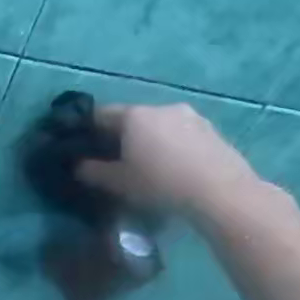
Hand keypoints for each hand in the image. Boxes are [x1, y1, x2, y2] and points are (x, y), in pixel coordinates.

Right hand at [75, 103, 259, 212]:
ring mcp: (190, 116)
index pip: (101, 114)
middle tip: (115, 159)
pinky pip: (181, 134)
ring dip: (150, 139)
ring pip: (159, 125)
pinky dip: (172, 145)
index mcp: (134, 115)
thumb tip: (79, 166)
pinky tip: (174, 167)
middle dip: (121, 135)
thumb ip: (94, 172)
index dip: (89, 129)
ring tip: (148, 165)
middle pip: (132, 118)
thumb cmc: (160, 183)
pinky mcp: (211, 130)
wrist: (220, 192)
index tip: (84, 146)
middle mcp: (161, 107)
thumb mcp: (119, 182)